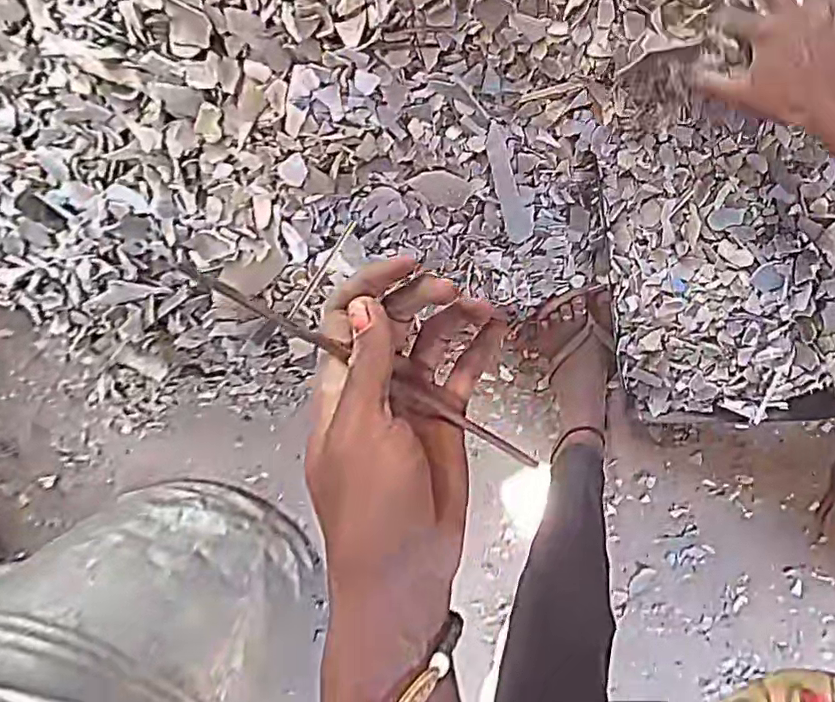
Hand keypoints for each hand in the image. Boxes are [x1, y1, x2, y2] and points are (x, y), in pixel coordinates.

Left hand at [307, 255, 505, 701]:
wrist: (405, 567)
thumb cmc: (367, 513)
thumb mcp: (361, 431)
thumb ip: (367, 366)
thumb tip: (365, 308)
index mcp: (341, 387)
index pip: (348, 318)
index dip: (373, 285)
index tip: (405, 267)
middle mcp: (375, 385)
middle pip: (394, 321)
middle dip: (419, 297)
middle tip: (447, 288)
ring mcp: (411, 396)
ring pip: (432, 339)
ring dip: (454, 317)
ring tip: (478, 306)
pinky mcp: (443, 412)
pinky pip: (462, 368)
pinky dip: (478, 347)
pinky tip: (494, 330)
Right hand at [694, 0, 834, 144]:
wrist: (833, 107)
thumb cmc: (794, 102)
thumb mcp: (745, 96)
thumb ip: (716, 85)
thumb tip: (696, 79)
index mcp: (766, 33)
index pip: (735, 18)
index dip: (721, 16)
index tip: (716, 17)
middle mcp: (791, 20)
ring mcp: (817, 21)